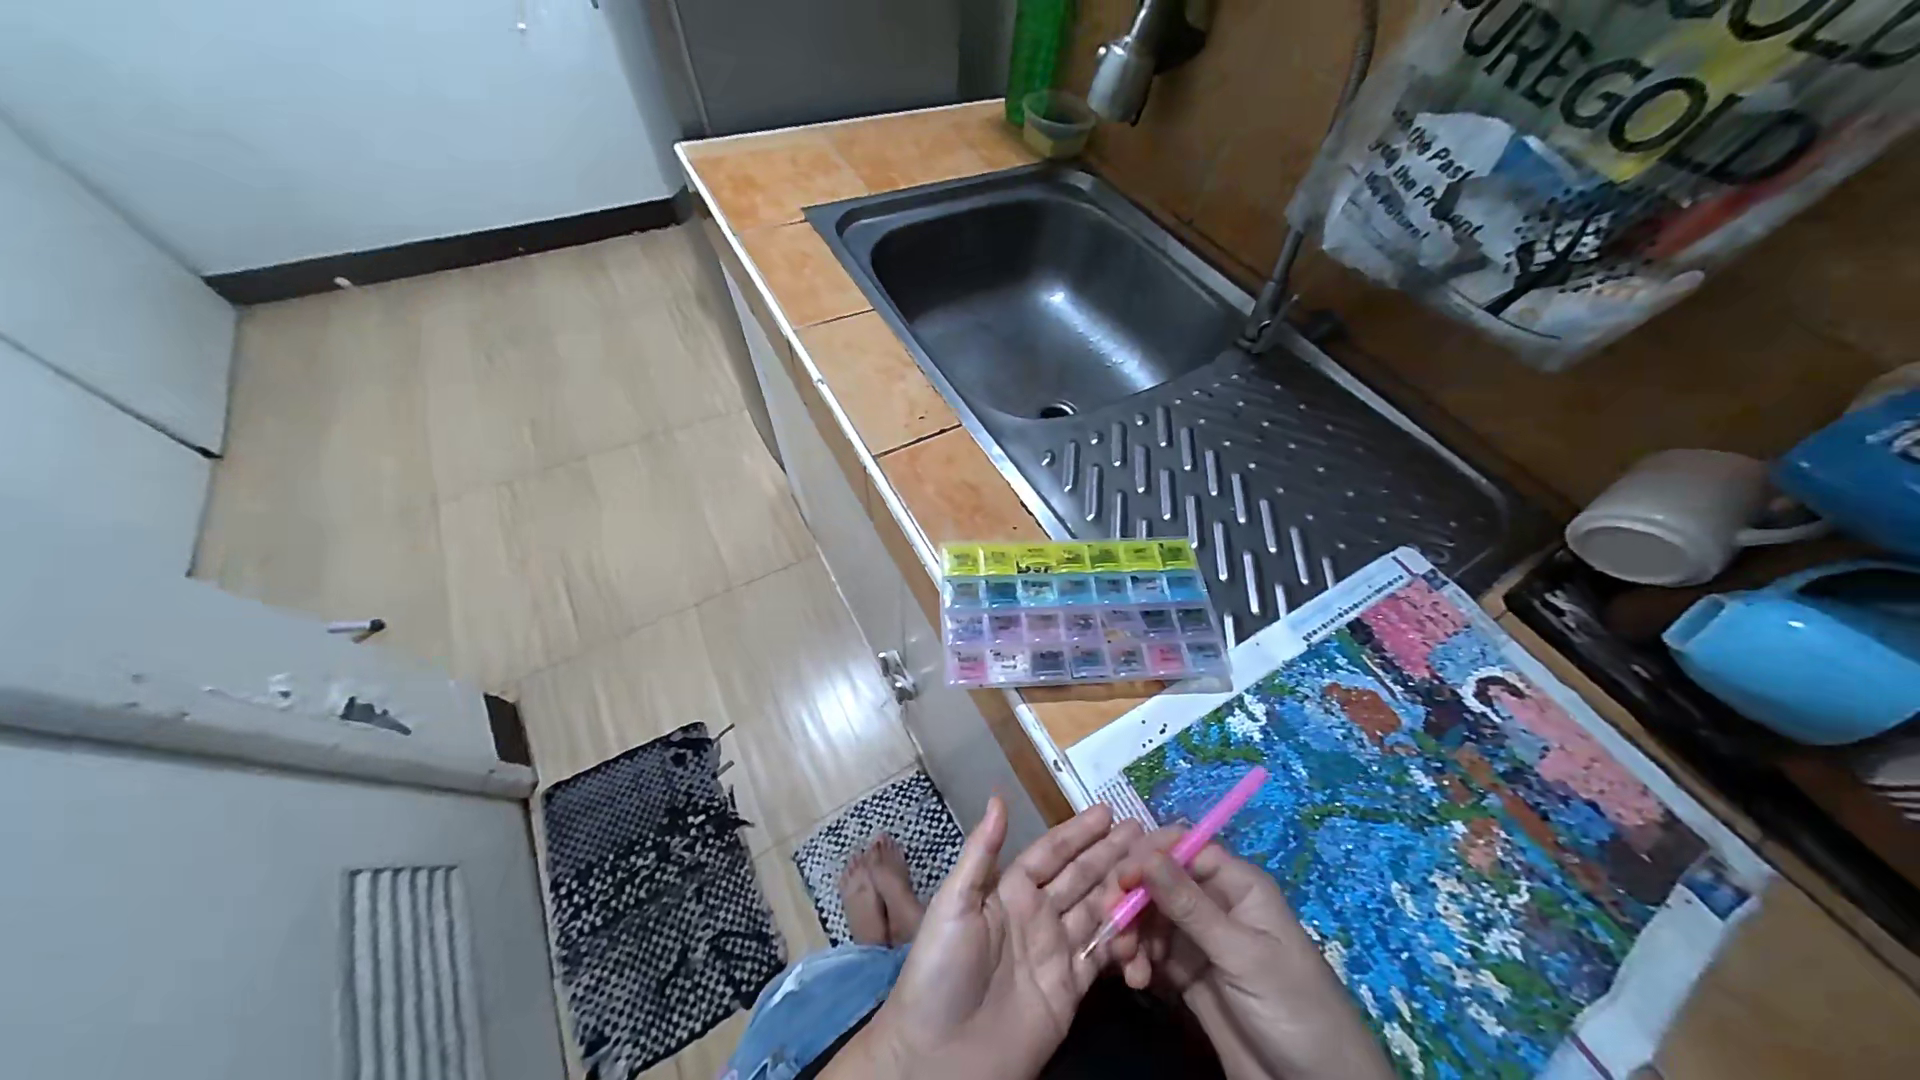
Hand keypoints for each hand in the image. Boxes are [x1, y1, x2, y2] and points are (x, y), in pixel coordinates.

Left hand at [827, 797, 1141, 1079]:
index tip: (1109, 812)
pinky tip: (1146, 922)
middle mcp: (1037, 914)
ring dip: (1124, 889)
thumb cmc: (940, 971)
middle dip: (1111, 853)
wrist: (939, 1056)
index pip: (1051, 853)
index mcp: (1009, 891)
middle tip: (1146, 831)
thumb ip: (981, 853)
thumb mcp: (954, 904)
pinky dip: (1125, 940)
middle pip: (1080, 877)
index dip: (1079, 832)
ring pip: (1098, 911)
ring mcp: (1056, 951)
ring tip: (1156, 868)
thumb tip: (998, 797)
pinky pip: (1103, 957)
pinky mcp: (1070, 990)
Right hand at [1107, 829, 1392, 1079]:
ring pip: (1149, 915)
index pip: (1184, 848)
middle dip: (1132, 898)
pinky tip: (1136, 980)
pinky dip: (1136, 959)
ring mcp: (1199, 939)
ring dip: (1130, 932)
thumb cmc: (1294, 1009)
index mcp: (1237, 885)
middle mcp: (1214, 903)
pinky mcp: (1187, 973)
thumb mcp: (1241, 954)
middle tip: (1112, 923)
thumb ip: (1189, 905)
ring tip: (1127, 963)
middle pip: (1159, 880)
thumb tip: (1145, 853)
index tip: (1120, 877)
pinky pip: (1150, 951)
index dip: (1150, 855)